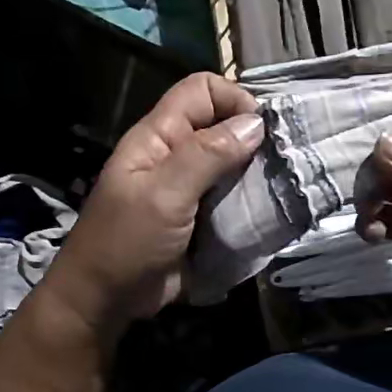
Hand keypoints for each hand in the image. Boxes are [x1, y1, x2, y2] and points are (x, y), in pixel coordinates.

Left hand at [42, 73, 263, 334]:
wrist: (107, 300)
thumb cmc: (126, 242)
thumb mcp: (164, 195)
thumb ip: (207, 156)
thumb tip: (255, 123)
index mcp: (159, 137)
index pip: (202, 91)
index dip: (235, 99)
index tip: (264, 131)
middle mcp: (177, 155)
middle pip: (222, 126)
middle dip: (255, 138)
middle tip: (285, 163)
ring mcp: (191, 189)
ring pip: (233, 164)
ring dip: (258, 173)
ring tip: (284, 188)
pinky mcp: (203, 218)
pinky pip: (234, 198)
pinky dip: (253, 201)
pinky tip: (272, 211)